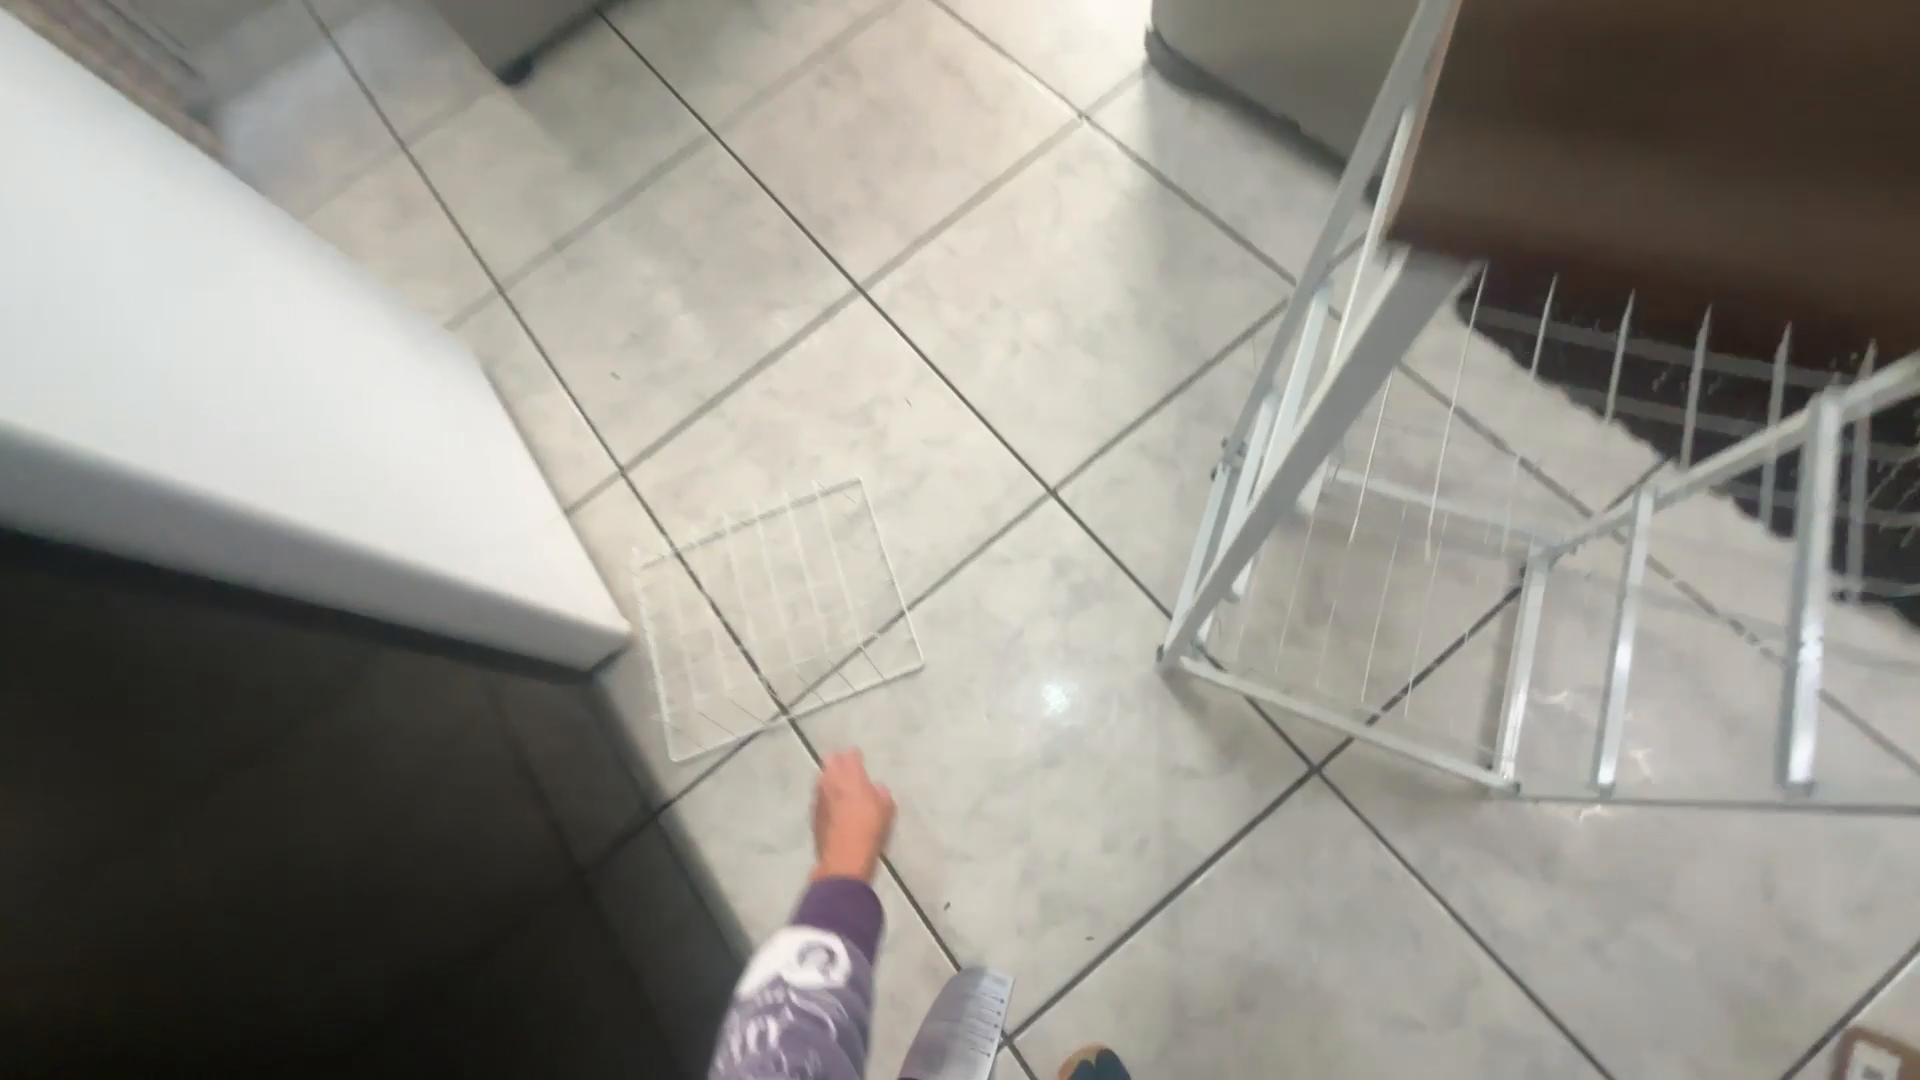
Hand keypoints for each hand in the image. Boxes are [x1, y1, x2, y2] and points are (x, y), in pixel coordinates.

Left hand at [810, 750, 895, 883]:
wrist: (844, 858)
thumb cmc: (870, 829)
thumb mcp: (886, 809)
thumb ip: (881, 793)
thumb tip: (876, 788)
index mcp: (852, 776)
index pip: (850, 756)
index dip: (854, 755)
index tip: (857, 756)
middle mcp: (832, 781)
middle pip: (830, 761)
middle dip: (837, 760)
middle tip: (845, 766)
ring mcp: (820, 797)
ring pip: (821, 778)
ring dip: (828, 777)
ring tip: (837, 784)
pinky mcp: (813, 813)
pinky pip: (819, 796)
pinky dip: (825, 795)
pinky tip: (831, 802)